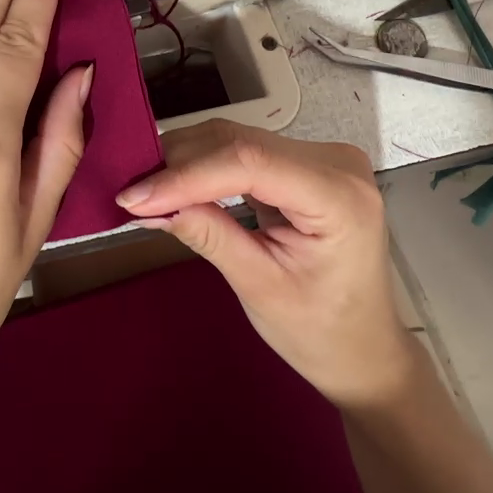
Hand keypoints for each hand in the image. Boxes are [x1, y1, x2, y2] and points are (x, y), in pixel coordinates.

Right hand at [115, 120, 417, 407]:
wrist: (364, 352)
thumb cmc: (320, 333)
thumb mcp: (259, 287)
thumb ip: (208, 235)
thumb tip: (146, 203)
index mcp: (339, 196)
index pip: (249, 162)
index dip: (186, 174)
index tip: (134, 196)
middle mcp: (335, 161)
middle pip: (240, 143)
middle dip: (178, 164)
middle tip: (128, 193)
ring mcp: (322, 157)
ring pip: (235, 141)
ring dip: (185, 162)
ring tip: (143, 190)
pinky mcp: (304, 163)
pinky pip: (243, 152)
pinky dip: (203, 167)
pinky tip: (173, 184)